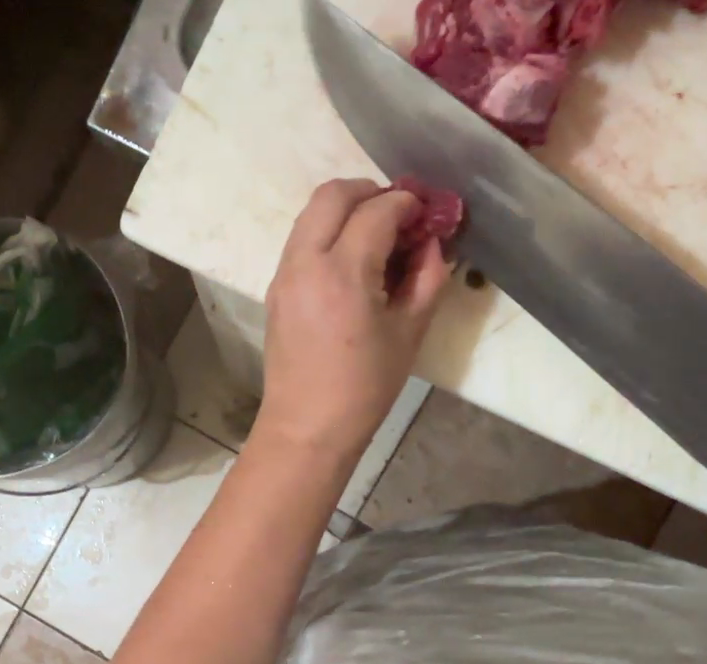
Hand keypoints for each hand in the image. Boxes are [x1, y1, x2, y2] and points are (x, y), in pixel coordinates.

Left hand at [254, 179, 451, 456]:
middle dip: (371, 192)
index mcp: (343, 272)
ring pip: (311, 213)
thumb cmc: (365, 388)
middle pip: (333, 194)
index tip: (427, 214)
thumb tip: (431, 241)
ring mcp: (284, 274)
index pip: (378, 210)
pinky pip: (301, 241)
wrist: (307, 427)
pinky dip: (327, 234)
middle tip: (399, 214)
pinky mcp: (275, 289)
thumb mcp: (409, 332)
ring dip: (346, 210)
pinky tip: (353, 262)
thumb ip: (427, 276)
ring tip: (377, 237)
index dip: (408, 204)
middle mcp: (306, 262)